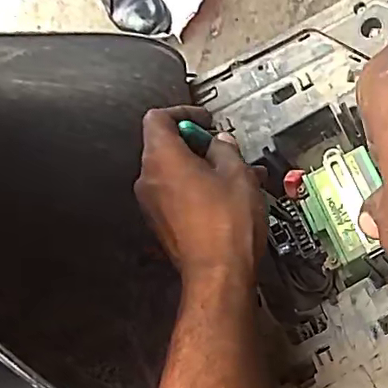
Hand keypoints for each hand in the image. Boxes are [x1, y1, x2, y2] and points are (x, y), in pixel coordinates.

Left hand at [135, 106, 265, 285]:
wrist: (219, 274)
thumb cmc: (226, 227)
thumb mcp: (238, 174)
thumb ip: (226, 149)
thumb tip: (222, 144)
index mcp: (162, 159)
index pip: (158, 118)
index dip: (183, 112)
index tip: (204, 119)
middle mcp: (150, 180)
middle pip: (166, 146)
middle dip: (198, 145)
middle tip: (226, 150)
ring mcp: (154, 206)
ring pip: (176, 174)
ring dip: (203, 169)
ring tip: (237, 177)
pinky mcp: (164, 226)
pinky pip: (178, 197)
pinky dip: (200, 191)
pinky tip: (229, 199)